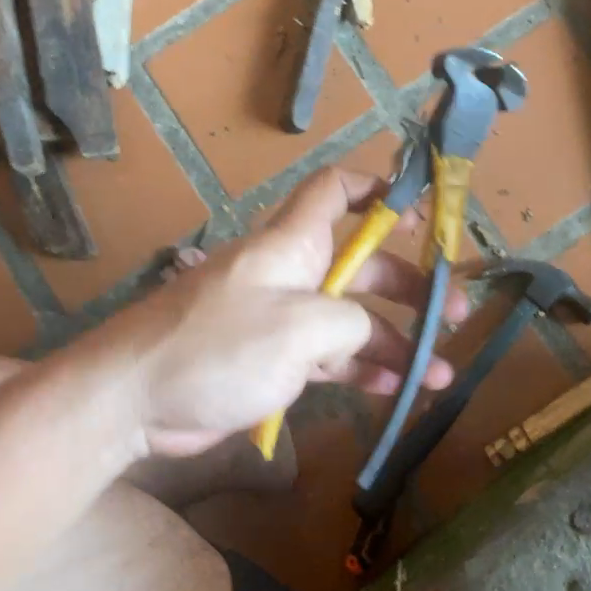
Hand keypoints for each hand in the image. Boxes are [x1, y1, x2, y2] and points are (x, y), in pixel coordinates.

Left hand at [108, 168, 469, 457]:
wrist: (134, 400)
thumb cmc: (216, 348)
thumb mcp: (298, 328)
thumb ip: (350, 324)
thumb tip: (368, 333)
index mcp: (293, 245)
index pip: (336, 192)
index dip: (379, 191)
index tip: (422, 212)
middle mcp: (290, 274)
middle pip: (362, 267)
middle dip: (411, 288)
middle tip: (456, 314)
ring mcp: (281, 320)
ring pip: (351, 322)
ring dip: (396, 344)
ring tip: (440, 372)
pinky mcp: (271, 362)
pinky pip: (329, 359)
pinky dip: (362, 372)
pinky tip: (396, 392)